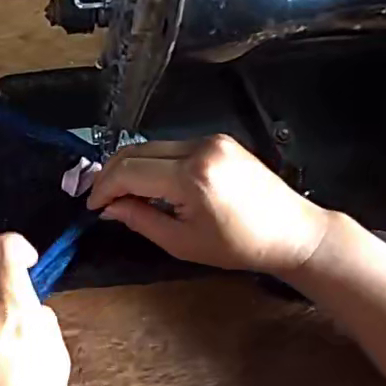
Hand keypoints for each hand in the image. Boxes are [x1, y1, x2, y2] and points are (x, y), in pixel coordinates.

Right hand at [85, 135, 335, 275]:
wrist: (292, 232)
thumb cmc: (240, 246)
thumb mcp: (181, 242)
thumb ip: (139, 219)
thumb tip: (110, 208)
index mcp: (191, 176)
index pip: (129, 171)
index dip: (103, 188)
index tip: (92, 206)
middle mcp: (200, 148)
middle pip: (135, 151)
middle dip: (110, 174)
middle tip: (99, 198)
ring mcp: (210, 140)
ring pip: (150, 146)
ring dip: (129, 168)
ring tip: (120, 194)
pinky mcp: (218, 141)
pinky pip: (170, 148)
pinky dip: (151, 163)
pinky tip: (147, 184)